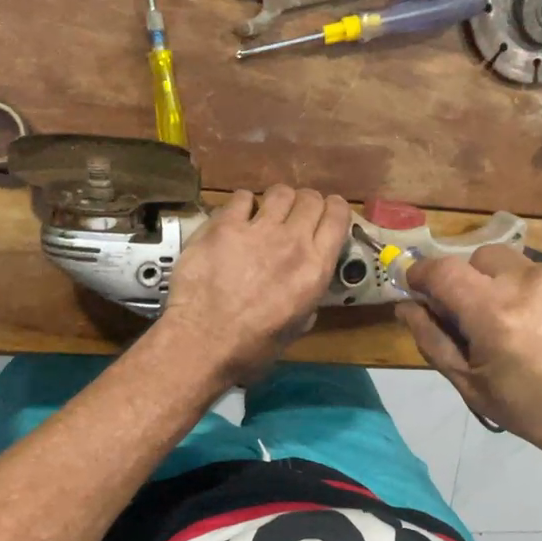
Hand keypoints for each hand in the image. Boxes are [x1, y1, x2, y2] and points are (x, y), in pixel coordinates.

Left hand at [159, 185, 350, 383]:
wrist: (204, 343)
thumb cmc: (253, 348)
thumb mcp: (297, 328)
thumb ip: (308, 298)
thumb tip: (306, 286)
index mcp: (315, 268)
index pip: (338, 217)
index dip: (335, 210)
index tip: (327, 214)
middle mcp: (292, 241)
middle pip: (309, 199)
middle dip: (305, 204)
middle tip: (293, 217)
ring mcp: (257, 230)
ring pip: (279, 192)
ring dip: (276, 201)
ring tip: (265, 215)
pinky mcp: (223, 226)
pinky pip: (240, 198)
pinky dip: (242, 205)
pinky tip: (236, 220)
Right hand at [399, 247, 541, 466]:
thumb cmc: (540, 415)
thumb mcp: (475, 388)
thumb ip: (434, 342)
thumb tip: (407, 308)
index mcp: (494, 313)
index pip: (442, 270)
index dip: (421, 274)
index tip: (415, 287)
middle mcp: (527, 281)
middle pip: (479, 258)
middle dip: (467, 281)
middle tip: (474, 319)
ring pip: (515, 265)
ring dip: (505, 287)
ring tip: (522, 330)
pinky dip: (538, 293)